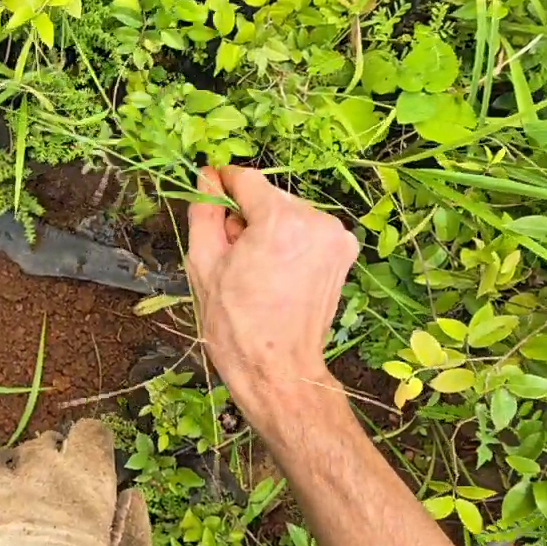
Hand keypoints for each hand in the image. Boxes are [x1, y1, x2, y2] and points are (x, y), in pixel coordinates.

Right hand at [185, 166, 358, 426]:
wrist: (276, 367)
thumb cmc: (234, 322)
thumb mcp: (203, 263)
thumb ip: (204, 212)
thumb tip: (206, 178)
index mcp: (279, 221)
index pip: (246, 179)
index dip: (221, 185)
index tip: (208, 196)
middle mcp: (316, 221)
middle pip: (268, 196)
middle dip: (245, 214)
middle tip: (231, 253)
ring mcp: (336, 237)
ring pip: (287, 211)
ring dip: (267, 227)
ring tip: (254, 267)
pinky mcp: (344, 252)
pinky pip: (306, 229)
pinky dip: (288, 240)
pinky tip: (276, 271)